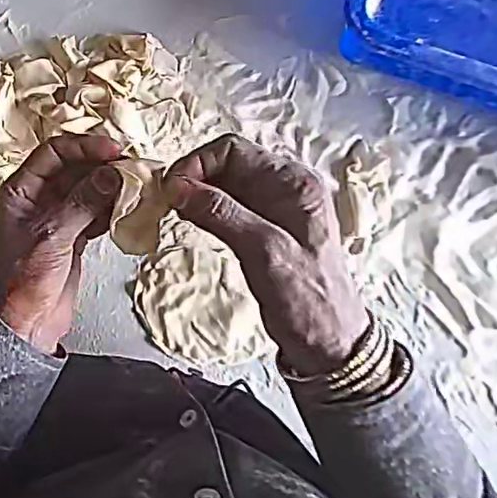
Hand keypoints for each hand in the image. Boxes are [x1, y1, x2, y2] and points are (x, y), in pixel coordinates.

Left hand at [0, 135, 122, 352]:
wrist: (24, 324)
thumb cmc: (20, 282)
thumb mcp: (51, 236)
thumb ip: (82, 202)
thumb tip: (110, 175)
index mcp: (21, 191)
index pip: (54, 153)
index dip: (84, 147)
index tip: (112, 150)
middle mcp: (39, 199)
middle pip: (75, 168)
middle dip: (102, 166)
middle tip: (129, 168)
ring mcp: (58, 217)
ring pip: (88, 189)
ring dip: (111, 187)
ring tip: (132, 188)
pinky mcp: (74, 235)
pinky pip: (96, 211)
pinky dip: (111, 208)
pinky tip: (124, 211)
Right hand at [167, 135, 366, 375]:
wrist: (330, 347)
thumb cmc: (307, 299)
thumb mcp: (264, 251)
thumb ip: (222, 213)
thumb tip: (177, 186)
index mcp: (294, 181)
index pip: (234, 150)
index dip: (197, 163)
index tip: (171, 187)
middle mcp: (284, 186)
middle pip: (227, 163)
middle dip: (193, 177)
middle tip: (166, 201)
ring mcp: (274, 207)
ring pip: (223, 184)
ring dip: (196, 193)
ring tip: (174, 211)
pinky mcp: (263, 228)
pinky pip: (227, 206)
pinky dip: (205, 209)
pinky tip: (191, 220)